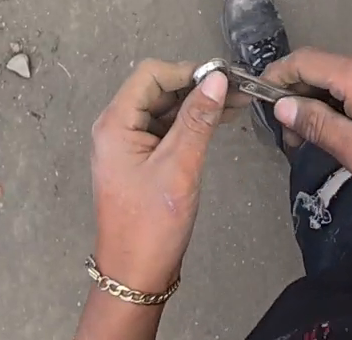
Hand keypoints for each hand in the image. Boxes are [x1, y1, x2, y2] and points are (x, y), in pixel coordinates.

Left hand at [87, 60, 234, 293]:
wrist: (135, 279)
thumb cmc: (152, 225)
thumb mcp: (179, 167)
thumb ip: (198, 119)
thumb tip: (217, 78)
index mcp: (115, 123)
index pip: (151, 75)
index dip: (187, 71)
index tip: (222, 79)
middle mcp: (117, 126)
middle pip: (158, 88)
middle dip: (196, 86)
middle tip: (236, 89)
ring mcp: (128, 143)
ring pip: (165, 107)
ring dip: (198, 103)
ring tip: (236, 102)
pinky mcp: (140, 158)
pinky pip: (166, 127)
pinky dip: (191, 122)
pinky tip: (218, 120)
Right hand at [262, 48, 351, 214]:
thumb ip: (316, 124)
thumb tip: (281, 106)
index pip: (303, 60)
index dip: (276, 76)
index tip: (257, 99)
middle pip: (319, 67)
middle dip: (295, 95)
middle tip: (286, 136)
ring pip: (336, 78)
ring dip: (315, 102)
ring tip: (307, 140)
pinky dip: (336, 103)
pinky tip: (334, 132)